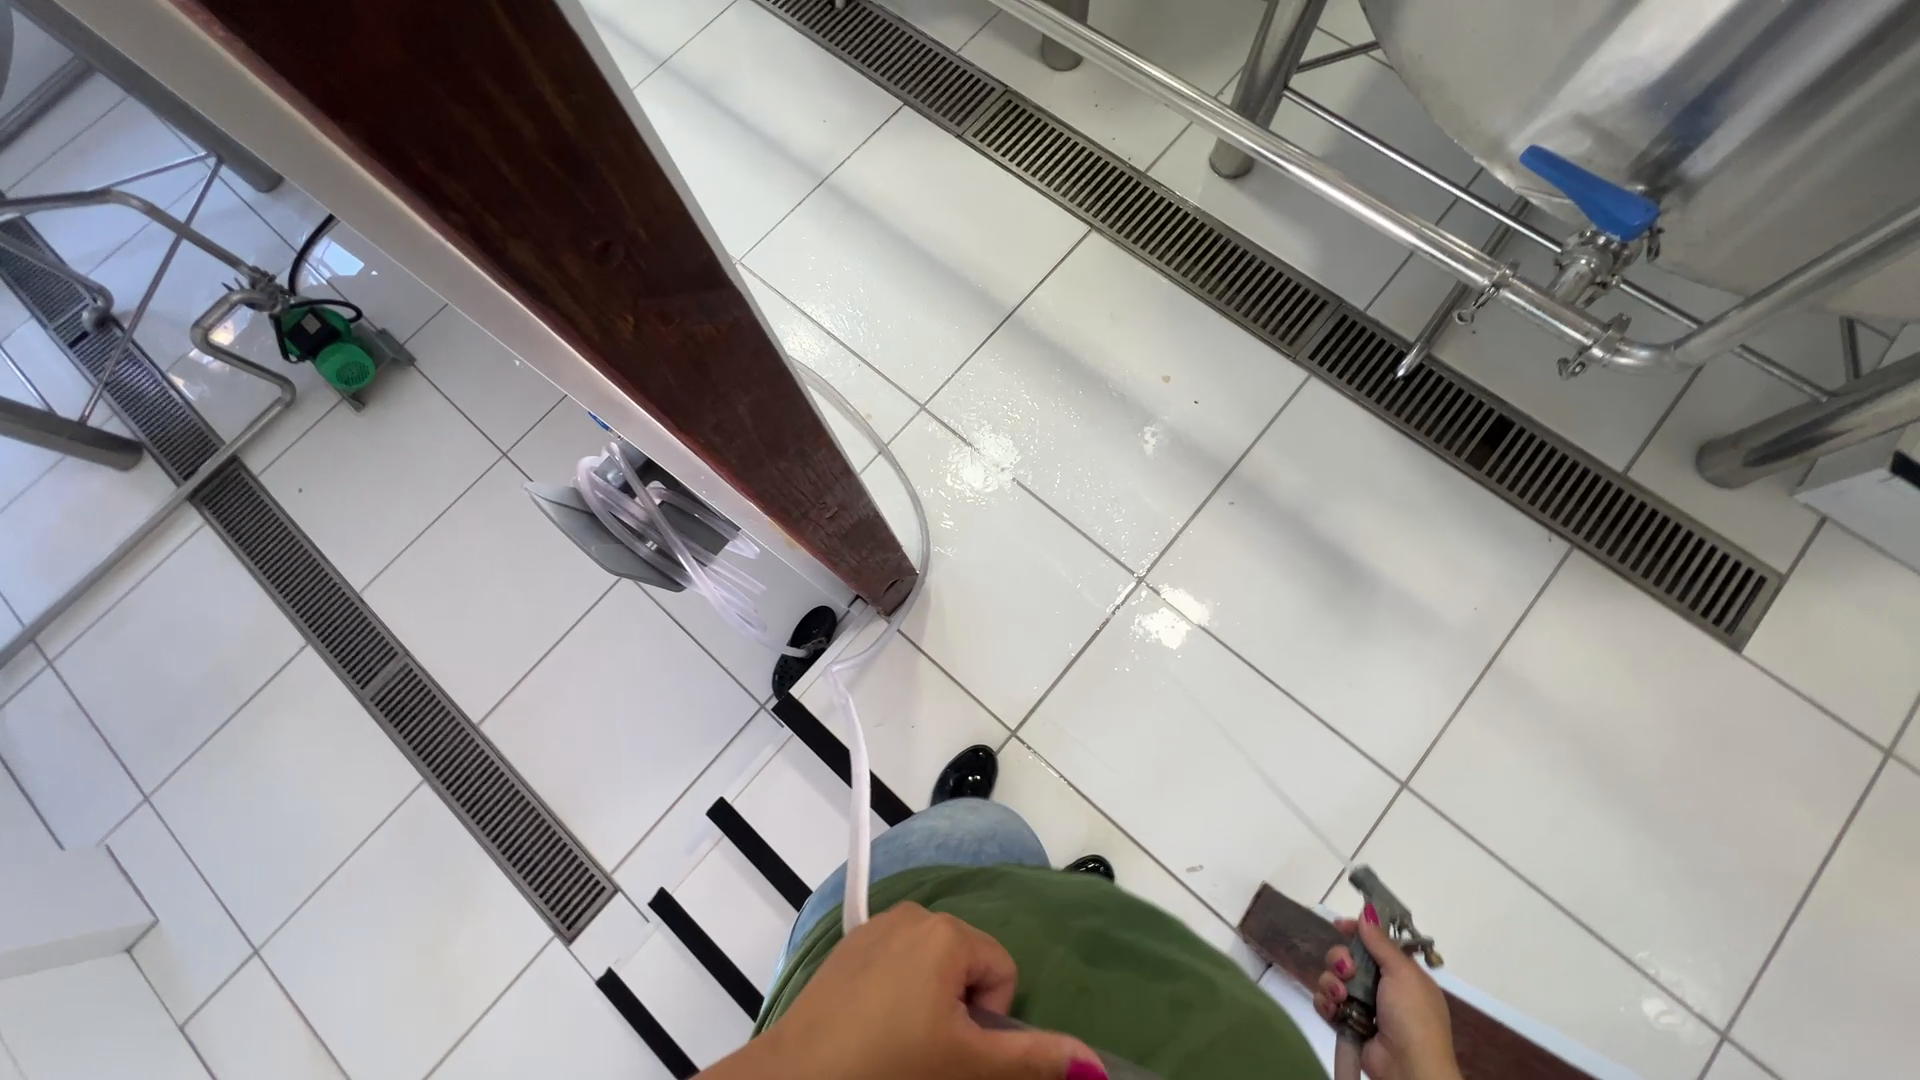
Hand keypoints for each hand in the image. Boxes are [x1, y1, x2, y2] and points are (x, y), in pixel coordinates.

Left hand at [708, 903, 1106, 1079]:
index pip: (1002, 970)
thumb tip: (1094, 1063)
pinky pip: (897, 963)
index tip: (954, 1046)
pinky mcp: (849, 945)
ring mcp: (878, 925)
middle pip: (967, 964)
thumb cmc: (891, 1065)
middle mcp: (916, 913)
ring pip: (932, 966)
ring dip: (930, 1001)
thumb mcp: (969, 1066)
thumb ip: (1033, 1058)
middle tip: (927, 1048)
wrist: (797, 1079)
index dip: (989, 1018)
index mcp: (949, 932)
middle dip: (960, 1008)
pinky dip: (897, 993)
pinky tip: (872, 1028)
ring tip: (898, 1040)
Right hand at [1314, 917, 1460, 1079]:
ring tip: (1342, 998)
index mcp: (1401, 974)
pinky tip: (1334, 1009)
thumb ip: (1381, 943)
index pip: (1374, 943)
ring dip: (1332, 984)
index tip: (1340, 925)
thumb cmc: (1413, 1016)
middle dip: (1340, 960)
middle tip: (1347, 971)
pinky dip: (1326, 1004)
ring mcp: (1363, 1006)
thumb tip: (1367, 911)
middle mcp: (1381, 987)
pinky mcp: (1347, 1023)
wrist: (1408, 1067)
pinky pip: (1326, 1003)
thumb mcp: (1403, 974)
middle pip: (1347, 958)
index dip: (1356, 931)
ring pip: (1333, 979)